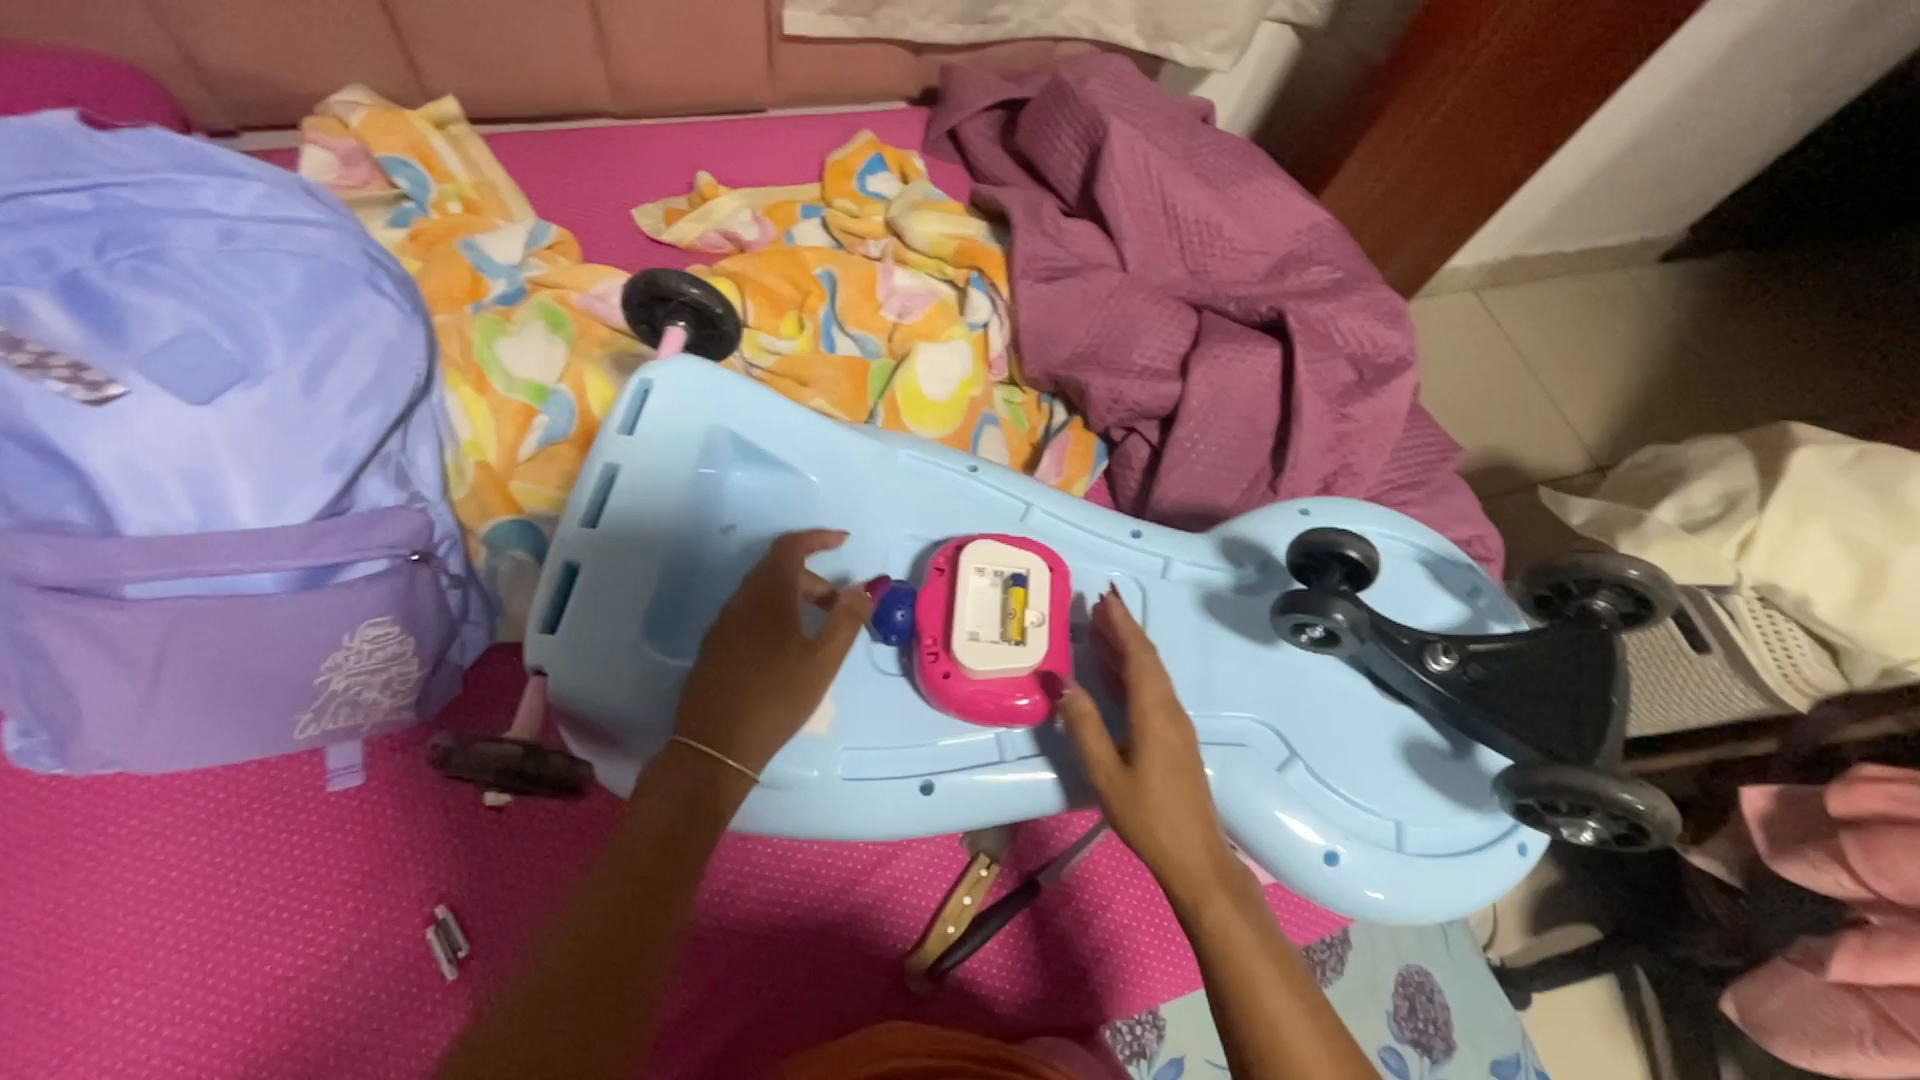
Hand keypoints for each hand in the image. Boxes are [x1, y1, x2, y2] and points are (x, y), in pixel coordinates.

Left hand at [673, 530, 873, 774]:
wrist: (716, 745)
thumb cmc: (778, 698)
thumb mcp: (824, 659)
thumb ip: (848, 618)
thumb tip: (868, 585)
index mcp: (768, 595)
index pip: (790, 547)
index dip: (818, 538)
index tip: (844, 542)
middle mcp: (741, 600)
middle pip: (778, 569)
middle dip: (814, 578)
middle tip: (841, 606)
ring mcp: (724, 623)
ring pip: (763, 592)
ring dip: (795, 598)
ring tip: (819, 631)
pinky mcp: (716, 646)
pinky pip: (750, 613)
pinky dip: (776, 614)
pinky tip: (789, 649)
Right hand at [1056, 588, 1238, 897]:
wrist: (1195, 855)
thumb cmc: (1147, 816)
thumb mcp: (1105, 773)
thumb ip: (1083, 725)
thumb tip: (1062, 682)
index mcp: (1154, 713)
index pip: (1138, 656)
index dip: (1121, 624)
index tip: (1104, 596)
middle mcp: (1169, 709)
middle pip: (1146, 658)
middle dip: (1124, 627)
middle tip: (1100, 600)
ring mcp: (1174, 724)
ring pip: (1150, 674)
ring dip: (1126, 647)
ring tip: (1100, 625)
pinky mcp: (1173, 738)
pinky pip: (1150, 690)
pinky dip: (1130, 671)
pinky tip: (1113, 671)